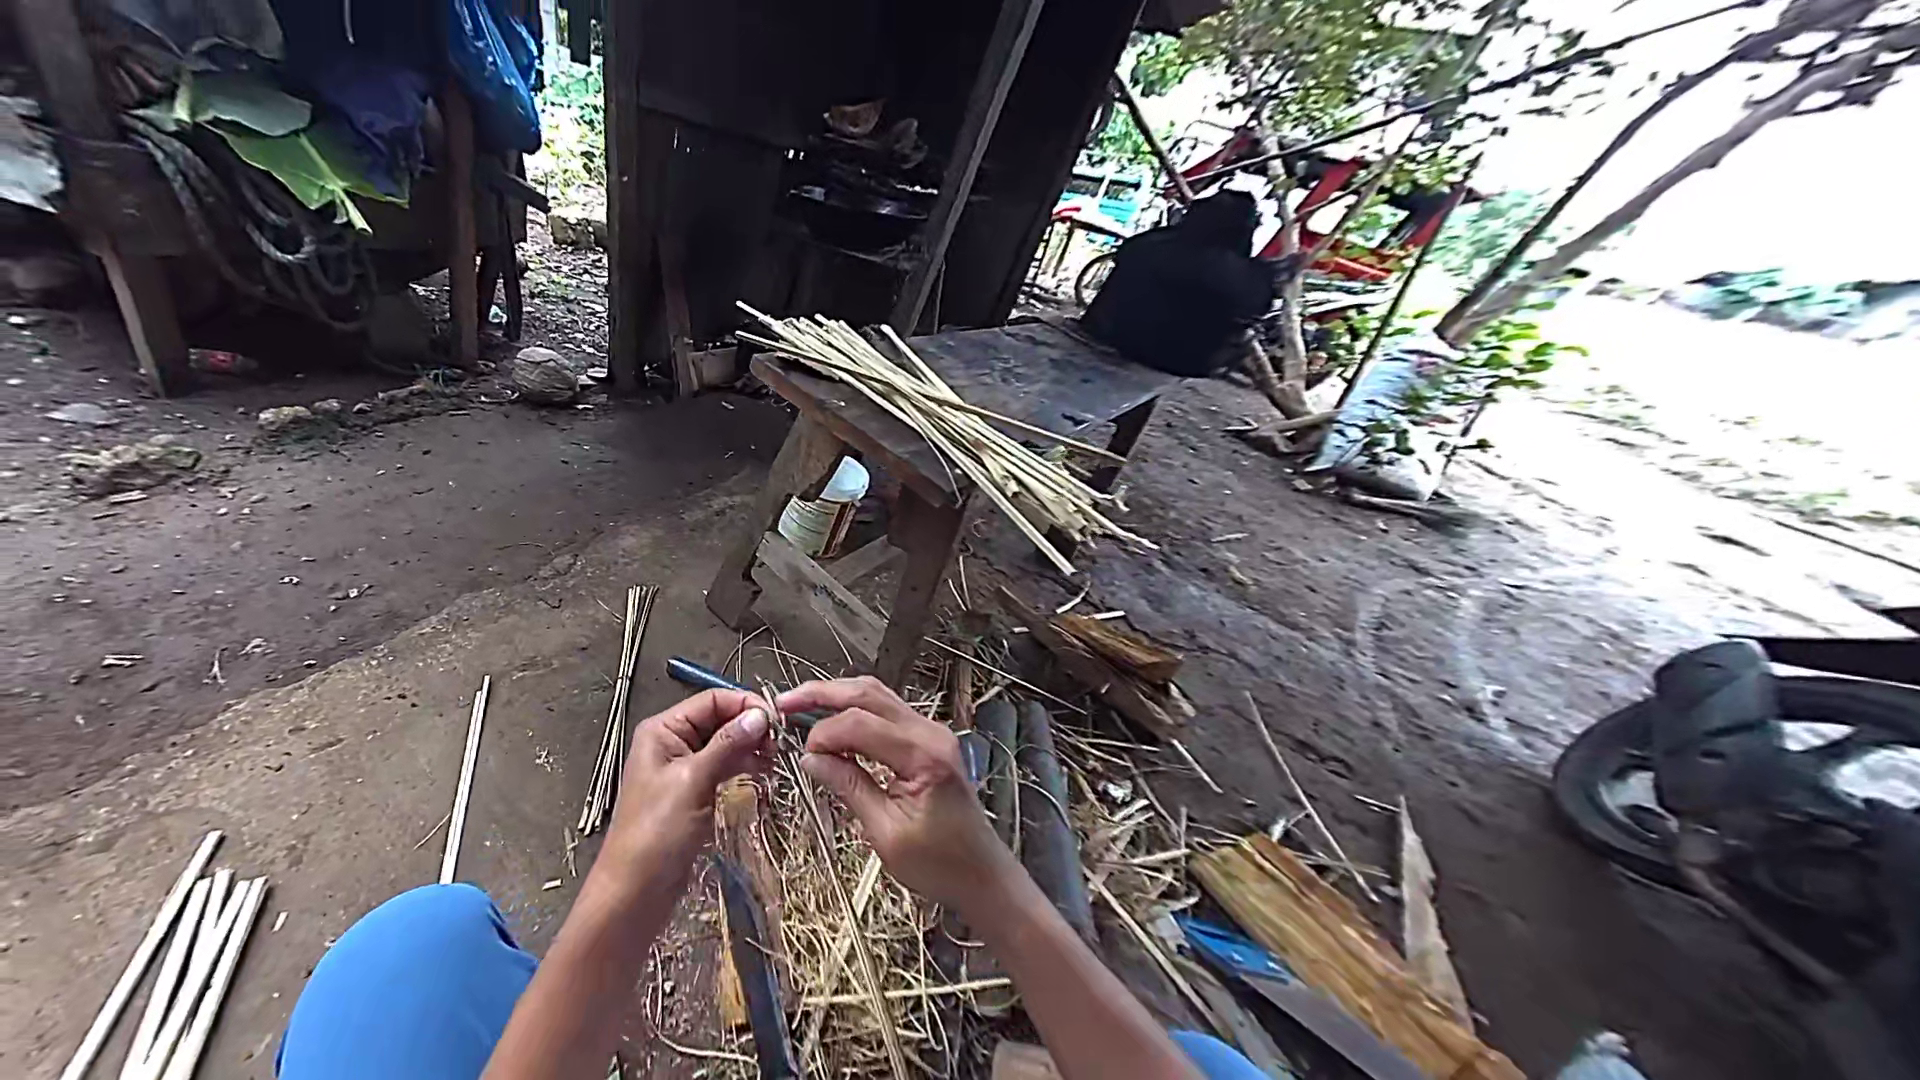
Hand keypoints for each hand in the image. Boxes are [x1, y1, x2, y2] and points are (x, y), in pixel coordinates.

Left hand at [602, 688, 770, 883]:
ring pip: (727, 741)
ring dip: (752, 745)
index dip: (745, 704)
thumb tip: (761, 714)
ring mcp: (685, 766)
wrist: (634, 894)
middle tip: (778, 744)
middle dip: (751, 725)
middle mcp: (673, 741)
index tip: (776, 721)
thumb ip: (728, 744)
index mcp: (663, 730)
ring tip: (775, 759)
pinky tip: (764, 771)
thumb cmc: (656, 833)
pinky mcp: (696, 788)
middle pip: (721, 717)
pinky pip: (726, 764)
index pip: (713, 700)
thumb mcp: (693, 781)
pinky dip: (746, 763)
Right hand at [780, 677, 1018, 913]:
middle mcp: (930, 731)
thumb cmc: (939, 864)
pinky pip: (888, 712)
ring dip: (839, 697)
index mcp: (923, 754)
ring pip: (879, 696)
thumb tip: (811, 759)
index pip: (861, 723)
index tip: (802, 756)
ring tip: (802, 705)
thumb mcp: (886, 833)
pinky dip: (857, 711)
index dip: (824, 733)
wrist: (981, 871)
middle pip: (869, 694)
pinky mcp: (929, 739)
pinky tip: (834, 723)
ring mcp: (932, 731)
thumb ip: (849, 787)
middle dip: (824, 694)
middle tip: (784, 701)